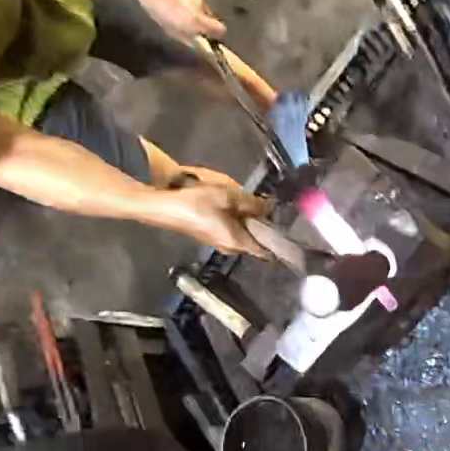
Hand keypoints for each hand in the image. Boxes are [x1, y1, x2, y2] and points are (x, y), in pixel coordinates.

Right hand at [156, 180, 273, 256]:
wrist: (160, 206)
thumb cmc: (195, 204)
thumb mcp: (228, 198)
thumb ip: (253, 204)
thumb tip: (271, 207)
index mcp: (238, 244)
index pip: (266, 252)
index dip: (279, 244)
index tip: (289, 232)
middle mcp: (230, 248)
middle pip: (255, 240)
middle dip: (264, 226)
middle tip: (270, 209)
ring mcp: (218, 242)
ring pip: (243, 233)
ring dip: (249, 221)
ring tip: (253, 204)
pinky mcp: (209, 234)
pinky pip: (231, 229)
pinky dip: (237, 219)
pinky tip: (234, 206)